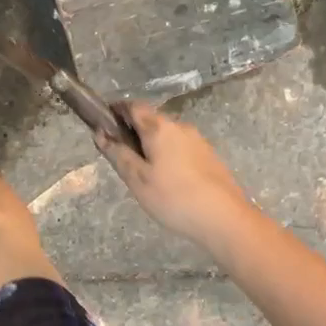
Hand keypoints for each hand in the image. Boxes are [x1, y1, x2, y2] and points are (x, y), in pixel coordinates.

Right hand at [95, 101, 254, 247]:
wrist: (226, 220)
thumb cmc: (174, 197)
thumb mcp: (137, 179)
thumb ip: (117, 153)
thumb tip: (99, 132)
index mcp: (159, 127)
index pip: (132, 105)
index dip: (115, 111)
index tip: (104, 127)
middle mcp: (179, 126)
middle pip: (150, 119)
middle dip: (133, 131)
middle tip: (122, 157)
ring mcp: (198, 140)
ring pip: (166, 134)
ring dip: (151, 144)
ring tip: (145, 173)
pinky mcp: (209, 156)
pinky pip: (181, 146)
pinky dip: (168, 154)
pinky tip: (169, 180)